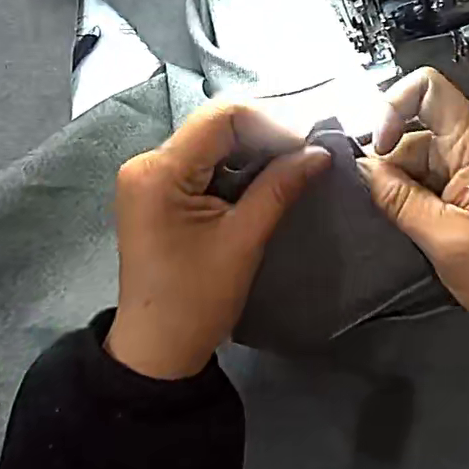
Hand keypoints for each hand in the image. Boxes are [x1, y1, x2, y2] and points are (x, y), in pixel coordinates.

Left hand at [109, 102, 329, 378]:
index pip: (222, 118)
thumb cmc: (196, 299)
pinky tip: (265, 179)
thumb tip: (320, 151)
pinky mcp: (160, 190)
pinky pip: (206, 161)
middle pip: (217, 126)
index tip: (307, 145)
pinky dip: (239, 166)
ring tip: (292, 166)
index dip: (270, 123)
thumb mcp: (244, 239)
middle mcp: (148, 162)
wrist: (157, 350)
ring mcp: (151, 176)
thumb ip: (281, 186)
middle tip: (306, 155)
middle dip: (266, 136)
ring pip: (215, 141)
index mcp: (158, 172)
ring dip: (255, 151)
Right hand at [358, 68, 468, 341]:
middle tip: (390, 208)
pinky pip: (434, 177)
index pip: (427, 87)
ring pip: (421, 156)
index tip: (379, 149)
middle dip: (393, 164)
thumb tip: (365, 170)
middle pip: (416, 129)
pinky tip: (422, 228)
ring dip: (405, 187)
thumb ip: (399, 200)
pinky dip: (419, 198)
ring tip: (414, 228)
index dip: (392, 107)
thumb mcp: (445, 239)